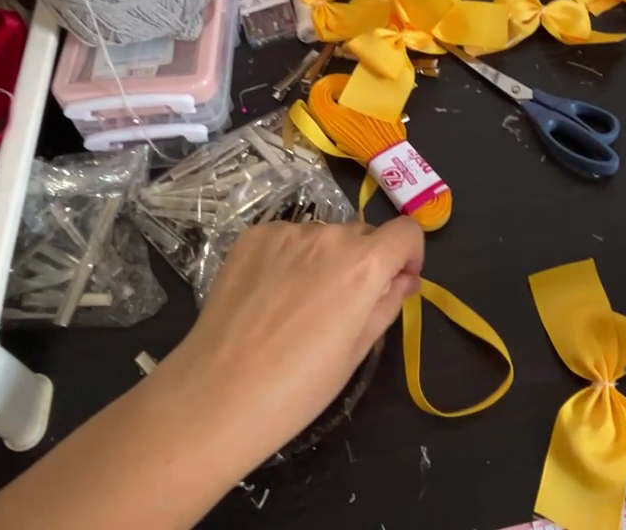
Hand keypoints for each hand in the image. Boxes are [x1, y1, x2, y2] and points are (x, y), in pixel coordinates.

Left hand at [156, 217, 424, 463]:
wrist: (217, 394)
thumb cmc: (298, 387)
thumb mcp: (357, 351)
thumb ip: (388, 303)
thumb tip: (403, 278)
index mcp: (364, 264)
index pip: (406, 231)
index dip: (409, 254)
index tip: (397, 281)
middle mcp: (329, 235)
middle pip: (363, 234)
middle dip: (365, 260)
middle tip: (344, 305)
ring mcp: (287, 232)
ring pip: (323, 236)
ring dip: (325, 258)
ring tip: (299, 304)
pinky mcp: (253, 236)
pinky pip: (287, 237)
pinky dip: (290, 257)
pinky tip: (270, 295)